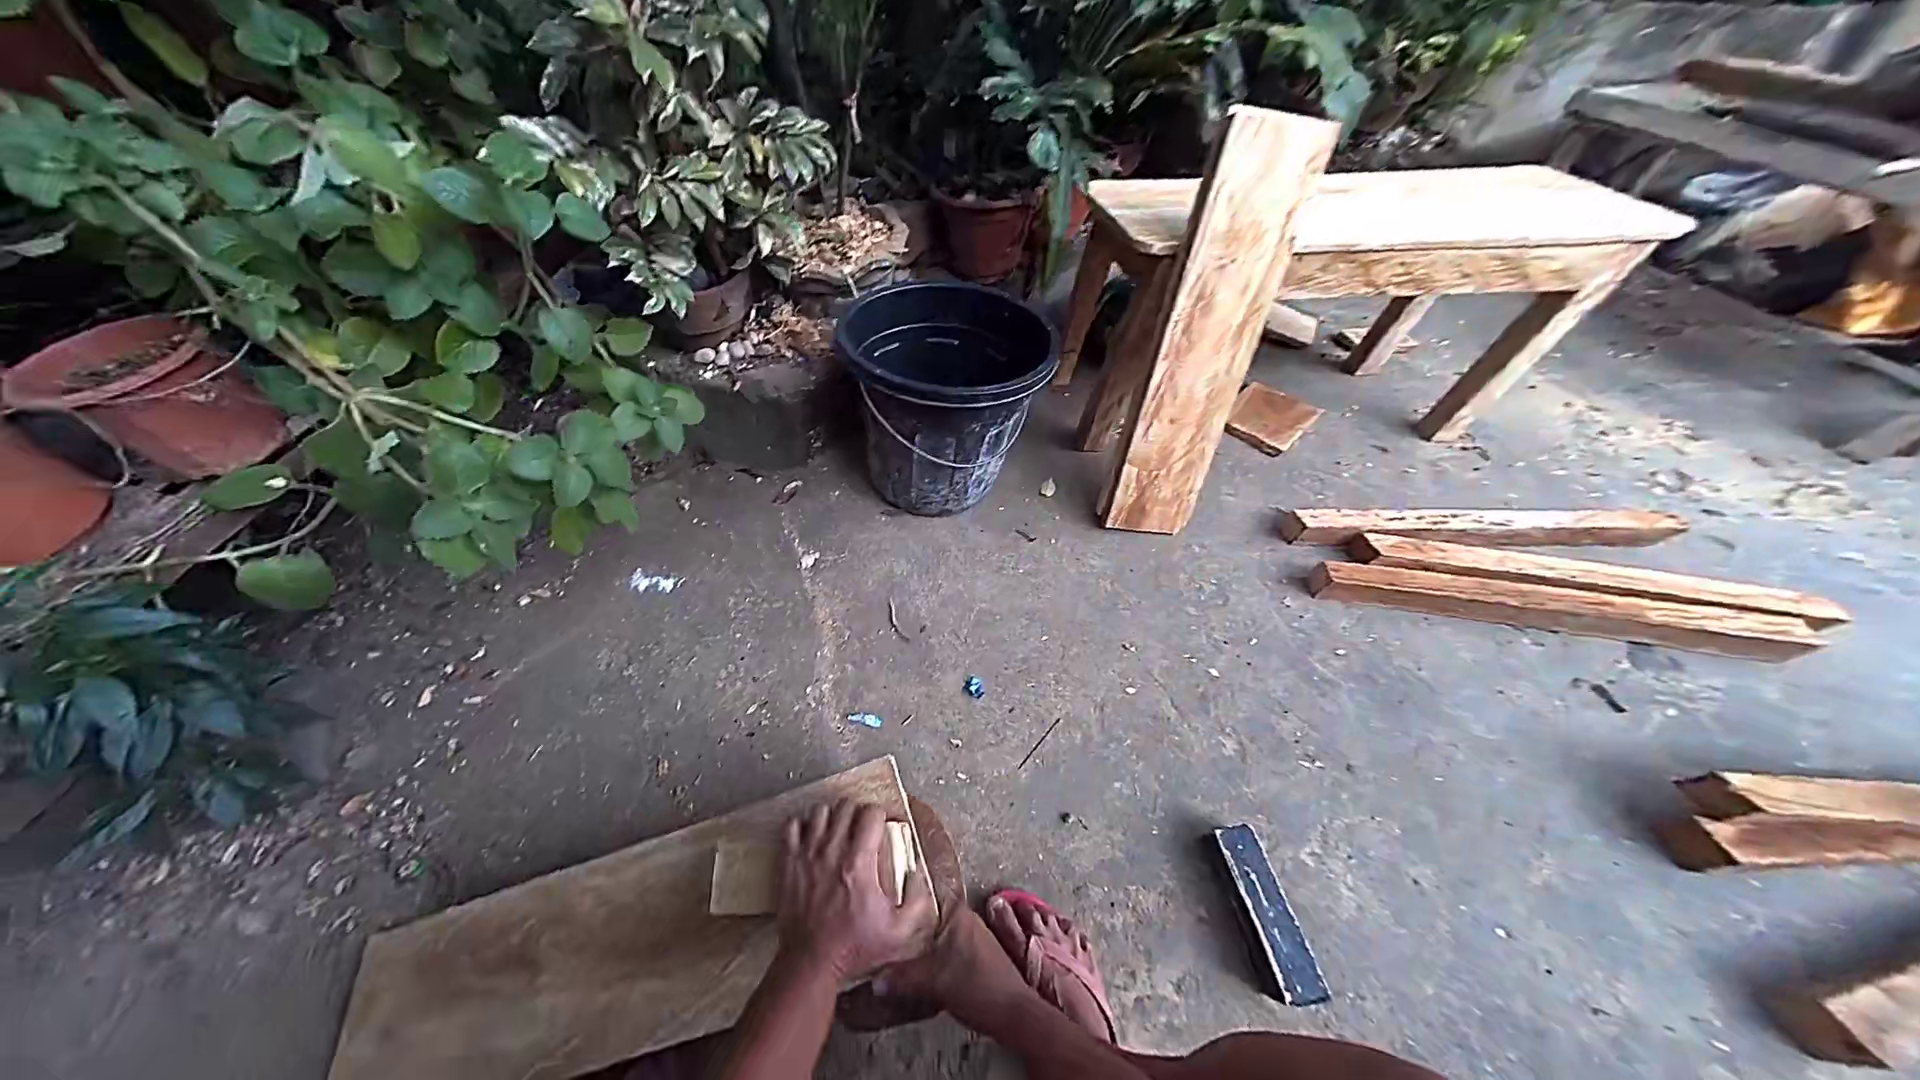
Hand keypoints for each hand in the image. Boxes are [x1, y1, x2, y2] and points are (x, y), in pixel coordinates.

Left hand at [776, 799, 934, 981]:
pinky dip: (803, 826)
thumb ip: (916, 901)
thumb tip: (917, 874)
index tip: (880, 829)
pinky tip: (812, 837)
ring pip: (820, 811)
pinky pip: (793, 825)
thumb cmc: (852, 947)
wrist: (810, 962)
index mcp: (858, 863)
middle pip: (846, 806)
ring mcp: (807, 854)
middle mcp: (832, 852)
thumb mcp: (897, 932)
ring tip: (837, 831)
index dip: (879, 816)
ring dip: (831, 817)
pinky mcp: (788, 862)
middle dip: (857, 813)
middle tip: (860, 829)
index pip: (871, 814)